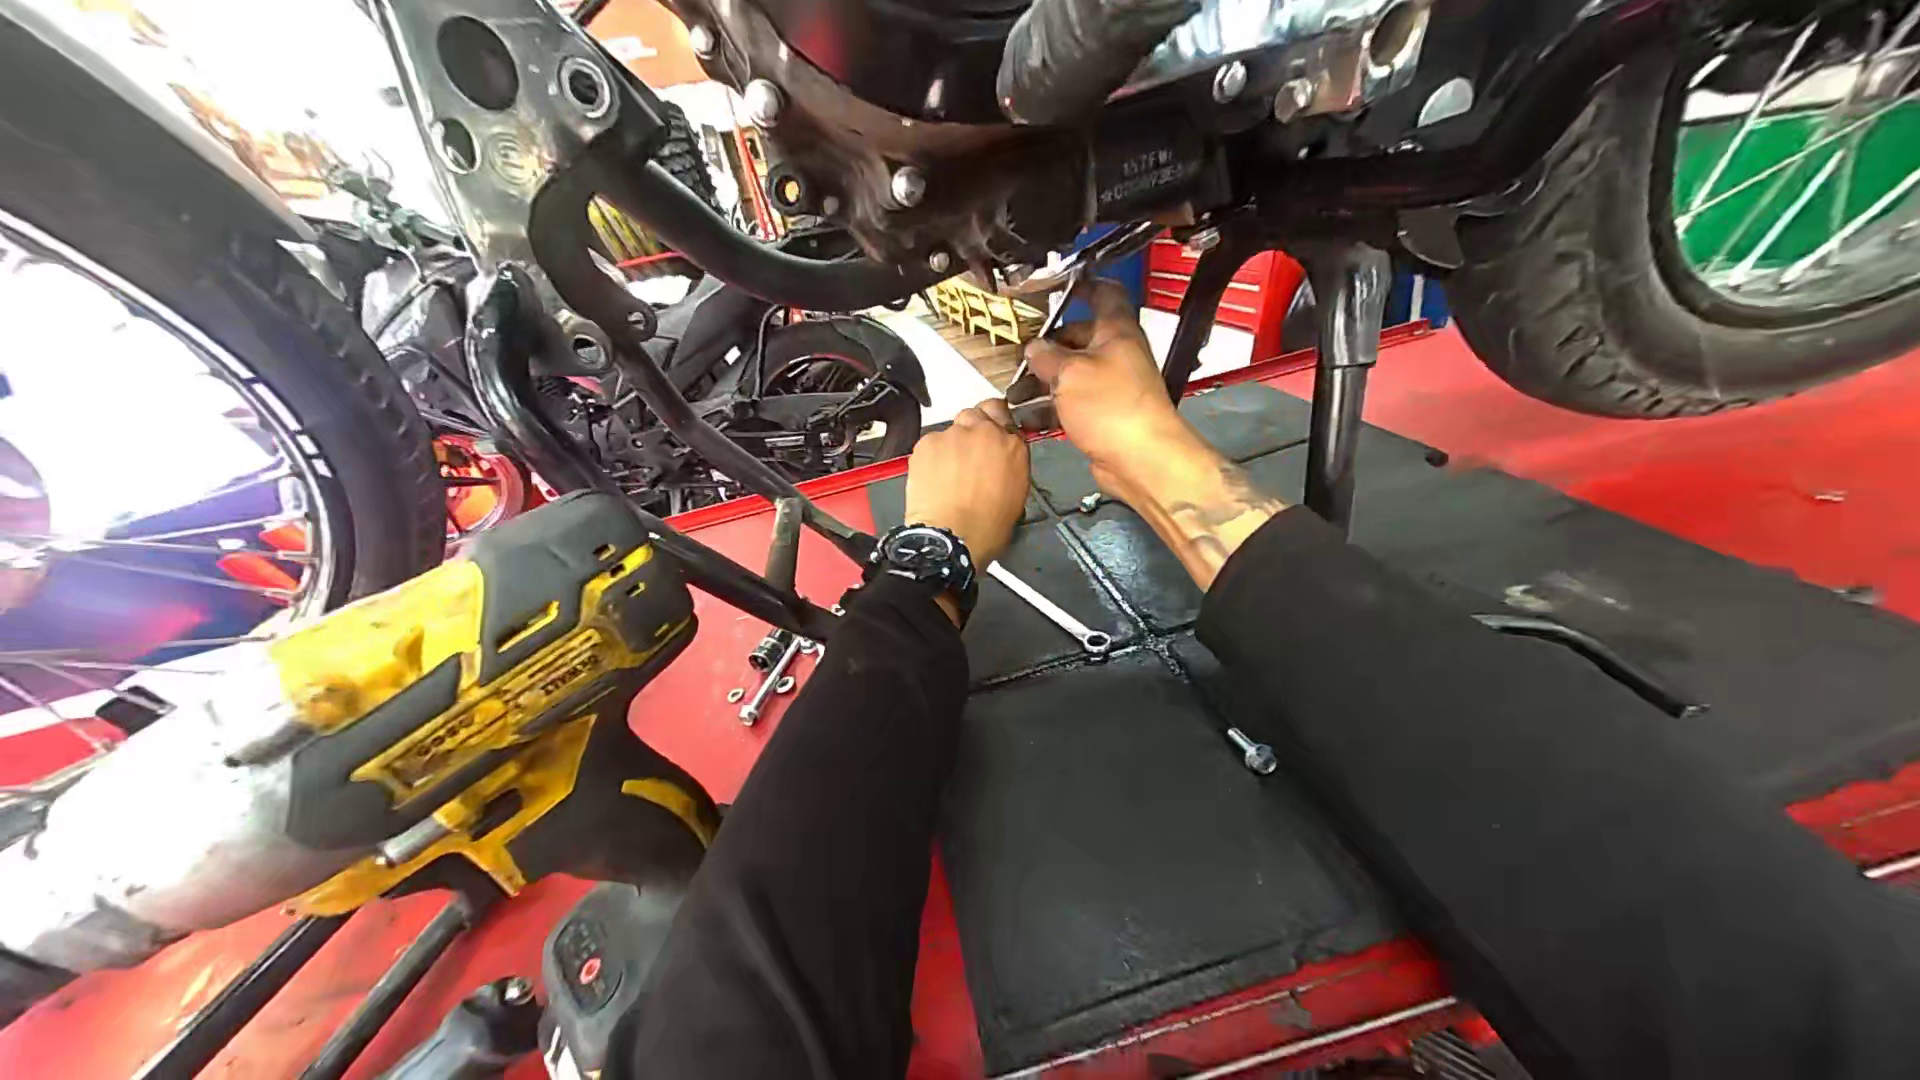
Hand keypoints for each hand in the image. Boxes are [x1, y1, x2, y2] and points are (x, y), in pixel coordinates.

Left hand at [903, 398, 1028, 569]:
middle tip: (967, 455)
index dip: (995, 428)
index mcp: (1013, 446)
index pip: (1005, 419)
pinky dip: (931, 456)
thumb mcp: (1016, 495)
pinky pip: (930, 442)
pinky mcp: (928, 442)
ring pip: (952, 429)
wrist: (952, 537)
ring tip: (947, 474)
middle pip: (978, 415)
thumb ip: (1011, 465)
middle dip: (973, 430)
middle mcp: (986, 433)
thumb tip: (1002, 461)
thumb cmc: (985, 527)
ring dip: (951, 445)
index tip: (989, 439)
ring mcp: (955, 435)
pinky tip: (933, 478)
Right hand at [1022, 281, 1212, 504]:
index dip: (1082, 285)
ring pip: (1070, 375)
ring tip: (1014, 389)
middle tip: (1018, 353)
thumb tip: (1034, 348)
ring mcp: (1109, 387)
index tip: (1059, 285)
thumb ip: (1047, 356)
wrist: (1139, 458)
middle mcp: (1115, 355)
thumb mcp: (1070, 373)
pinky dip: (1048, 408)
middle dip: (1046, 346)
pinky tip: (1026, 416)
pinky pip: (1070, 405)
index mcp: (1116, 331)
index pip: (1104, 293)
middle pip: (1078, 339)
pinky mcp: (1101, 416)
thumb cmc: (1111, 406)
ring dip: (1042, 382)